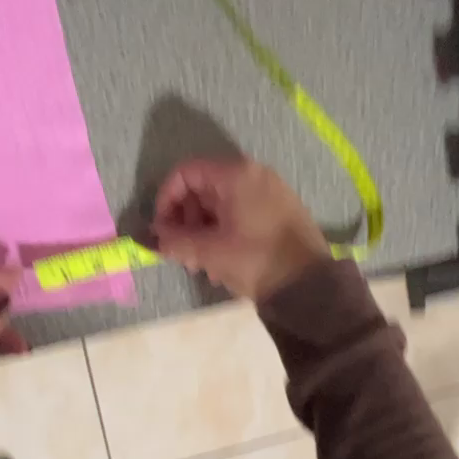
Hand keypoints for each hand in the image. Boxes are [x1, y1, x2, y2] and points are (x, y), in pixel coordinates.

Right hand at [150, 157, 328, 300]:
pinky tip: (222, 265)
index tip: (162, 231)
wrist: (307, 285)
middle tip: (182, 253)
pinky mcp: (280, 213)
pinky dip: (224, 235)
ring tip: (201, 265)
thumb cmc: (255, 260)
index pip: (186, 173)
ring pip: (221, 206)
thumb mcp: (209, 251)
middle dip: (185, 221)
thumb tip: (150, 237)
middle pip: (203, 189)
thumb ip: (175, 241)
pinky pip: (240, 216)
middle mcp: (254, 175)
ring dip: (202, 233)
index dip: (166, 201)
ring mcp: (270, 193)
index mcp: (236, 174)